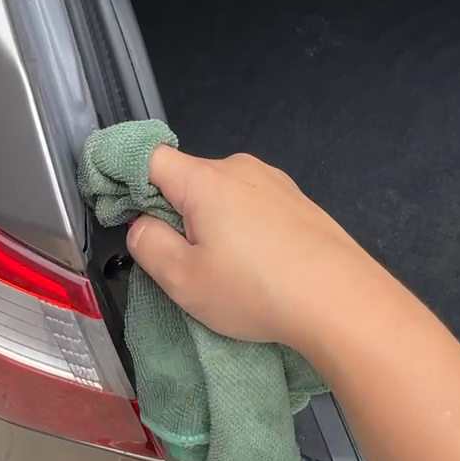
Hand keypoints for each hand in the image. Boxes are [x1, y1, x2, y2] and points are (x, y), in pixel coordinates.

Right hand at [125, 146, 402, 354]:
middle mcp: (240, 168)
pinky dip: (241, 228)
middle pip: (185, 178)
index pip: (147, 157)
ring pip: (220, 194)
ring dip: (208, 222)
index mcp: (205, 180)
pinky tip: (256, 266)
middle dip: (170, 211)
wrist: (344, 303)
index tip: (115, 206)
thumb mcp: (183, 280)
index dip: (122, 176)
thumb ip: (148, 244)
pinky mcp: (299, 203)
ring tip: (223, 270)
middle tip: (177, 259)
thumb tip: (142, 225)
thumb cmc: (258, 290)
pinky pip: (252, 205)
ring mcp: (275, 183)